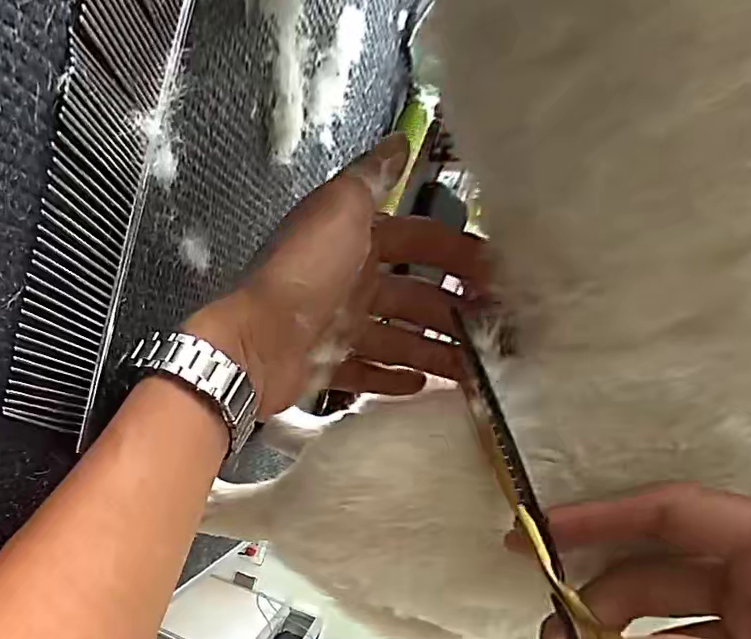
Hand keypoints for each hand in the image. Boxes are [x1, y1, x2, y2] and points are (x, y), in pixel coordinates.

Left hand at [181, 133, 488, 415]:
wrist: (254, 341)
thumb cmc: (300, 273)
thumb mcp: (338, 207)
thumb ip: (370, 176)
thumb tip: (401, 140)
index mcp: (355, 243)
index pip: (418, 242)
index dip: (456, 252)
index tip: (496, 271)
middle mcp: (348, 286)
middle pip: (412, 297)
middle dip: (452, 309)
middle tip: (495, 327)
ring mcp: (336, 331)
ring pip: (396, 339)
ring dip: (433, 350)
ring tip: (474, 367)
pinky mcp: (324, 369)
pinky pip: (365, 374)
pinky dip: (391, 379)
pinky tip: (422, 385)